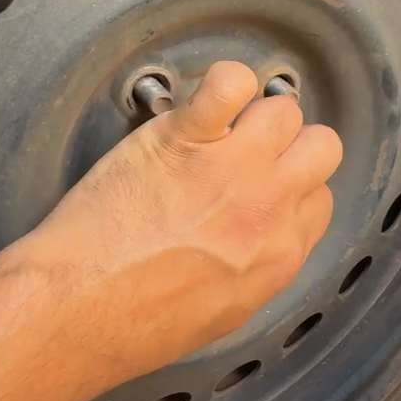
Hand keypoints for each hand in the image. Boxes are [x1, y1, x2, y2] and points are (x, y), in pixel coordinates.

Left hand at [28, 61, 341, 380]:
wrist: (79, 308)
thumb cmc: (136, 320)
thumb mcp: (224, 312)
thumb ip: (260, 266)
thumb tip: (266, 237)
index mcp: (280, 252)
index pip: (320, 197)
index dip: (295, 185)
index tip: (270, 182)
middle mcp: (268, 205)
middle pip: (322, 146)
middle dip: (293, 144)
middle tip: (258, 148)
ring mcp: (232, 167)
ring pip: (284, 110)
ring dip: (257, 113)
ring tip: (225, 124)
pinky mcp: (187, 137)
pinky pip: (232, 83)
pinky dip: (226, 80)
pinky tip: (208, 98)